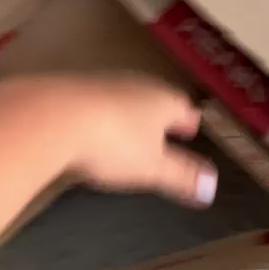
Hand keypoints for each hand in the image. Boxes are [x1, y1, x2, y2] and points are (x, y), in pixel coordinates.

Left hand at [7, 73, 217, 207]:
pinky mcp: (78, 88)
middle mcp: (137, 85)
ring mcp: (106, 83)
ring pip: (128, 96)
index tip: (192, 128)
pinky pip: (100, 100)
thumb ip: (182, 176)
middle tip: (167, 126)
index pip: (183, 108)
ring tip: (134, 127)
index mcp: (162, 101)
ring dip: (133, 111)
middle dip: (162, 114)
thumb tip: (212, 186)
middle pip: (156, 98)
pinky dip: (105, 112)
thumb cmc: (113, 141)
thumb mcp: (152, 167)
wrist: (56, 115)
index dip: (188, 121)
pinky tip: (98, 125)